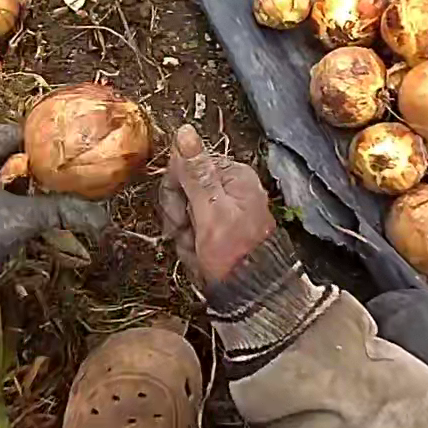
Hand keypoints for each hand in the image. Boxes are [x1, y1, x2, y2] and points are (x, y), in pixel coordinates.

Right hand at [157, 125, 332, 373]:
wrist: (252, 297)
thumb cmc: (235, 254)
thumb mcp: (210, 211)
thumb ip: (195, 172)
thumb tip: (184, 130)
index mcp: (232, 175)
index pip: (186, 164)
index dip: (174, 191)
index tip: (179, 216)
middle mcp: (230, 187)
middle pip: (182, 188)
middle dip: (179, 216)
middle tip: (187, 235)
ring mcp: (225, 209)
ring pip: (184, 212)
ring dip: (183, 236)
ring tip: (197, 252)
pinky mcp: (220, 230)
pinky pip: (192, 230)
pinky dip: (191, 246)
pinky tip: (200, 258)